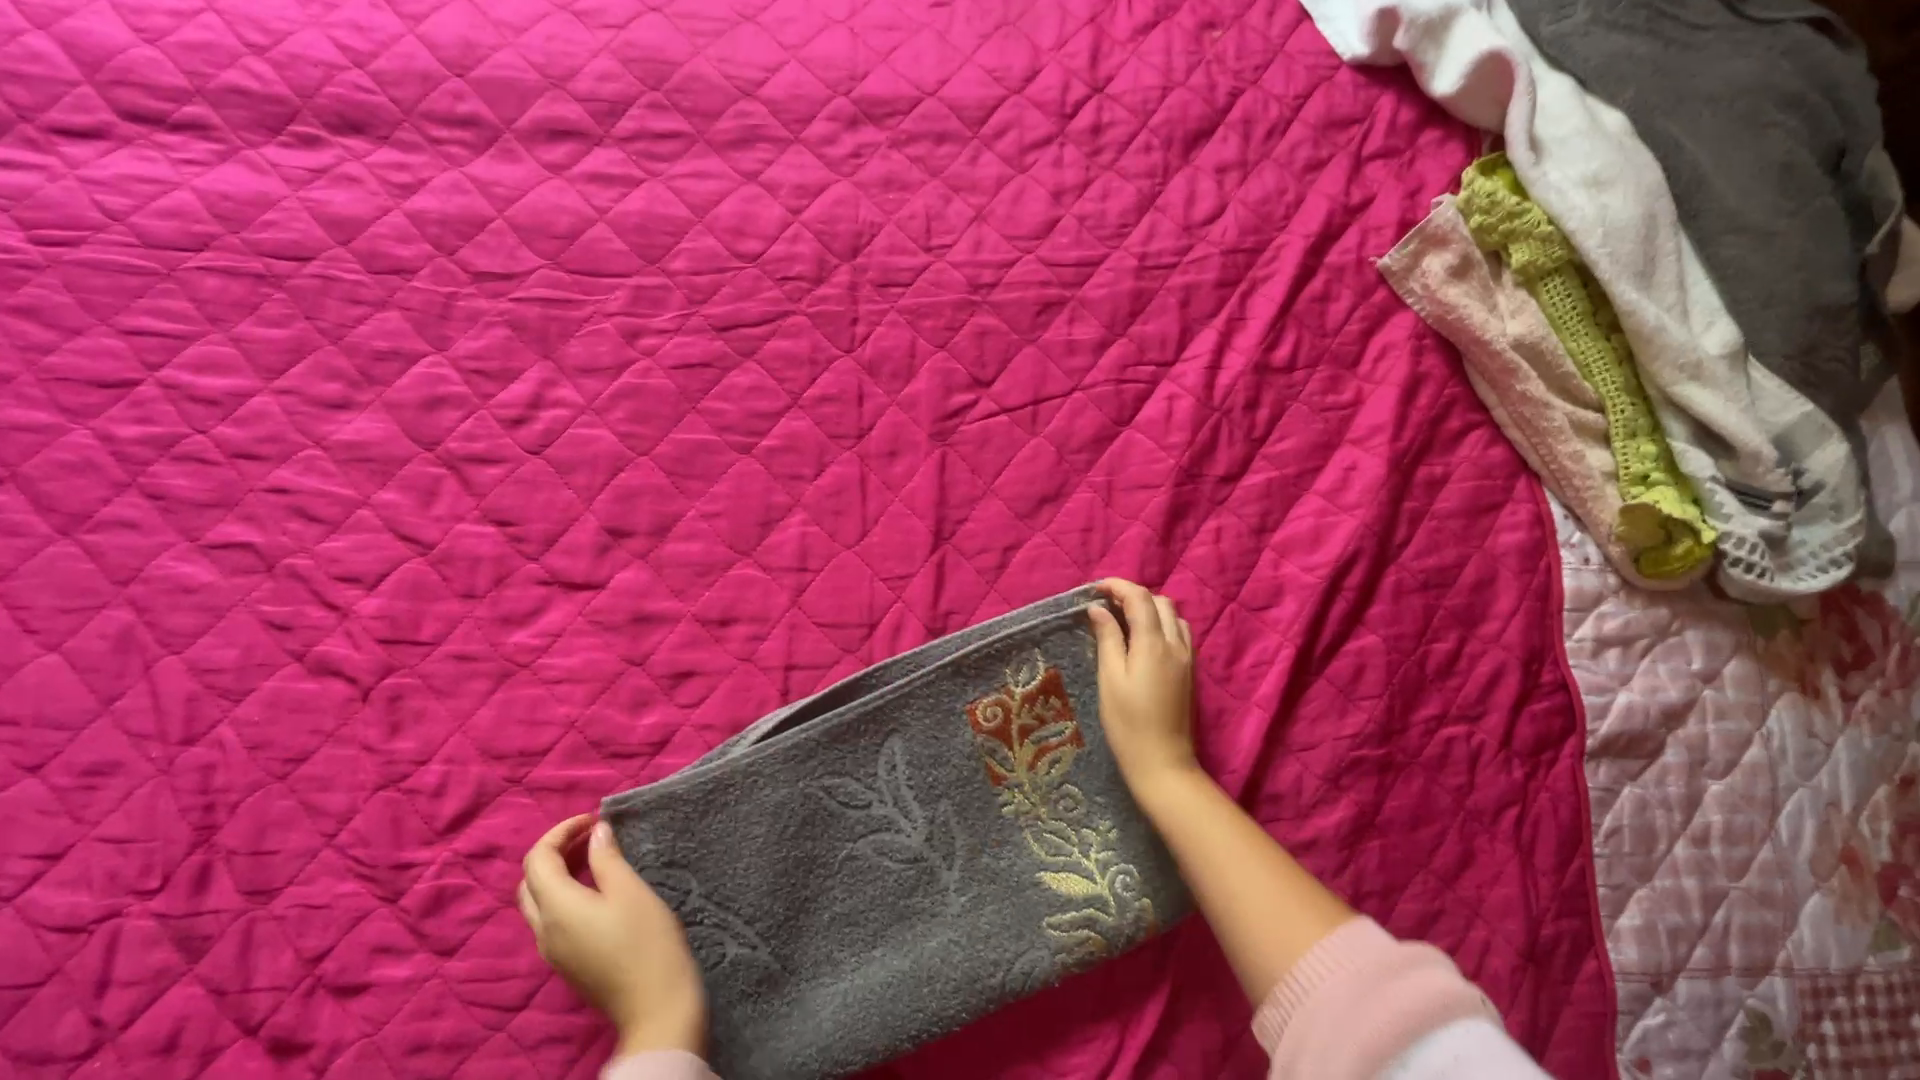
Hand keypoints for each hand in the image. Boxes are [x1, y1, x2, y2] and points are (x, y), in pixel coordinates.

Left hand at [519, 815, 706, 1058]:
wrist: (657, 1005)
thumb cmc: (647, 941)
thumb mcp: (630, 890)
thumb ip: (607, 858)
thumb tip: (596, 831)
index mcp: (556, 907)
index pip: (537, 859)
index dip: (561, 831)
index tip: (593, 819)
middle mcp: (544, 929)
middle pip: (530, 882)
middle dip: (555, 852)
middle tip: (590, 836)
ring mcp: (553, 951)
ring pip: (538, 903)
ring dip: (558, 874)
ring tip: (595, 857)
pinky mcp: (567, 964)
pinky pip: (552, 921)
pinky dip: (565, 895)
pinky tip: (597, 891)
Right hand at [1087, 578, 1200, 797]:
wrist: (1163, 762)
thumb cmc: (1128, 724)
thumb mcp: (1110, 679)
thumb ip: (1108, 639)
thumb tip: (1098, 609)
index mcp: (1153, 644)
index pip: (1139, 598)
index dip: (1118, 586)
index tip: (1095, 589)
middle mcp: (1176, 644)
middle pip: (1160, 602)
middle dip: (1134, 595)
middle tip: (1107, 605)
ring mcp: (1188, 658)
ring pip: (1173, 617)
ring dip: (1150, 609)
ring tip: (1124, 620)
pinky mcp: (1191, 672)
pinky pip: (1180, 634)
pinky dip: (1161, 625)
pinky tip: (1143, 641)